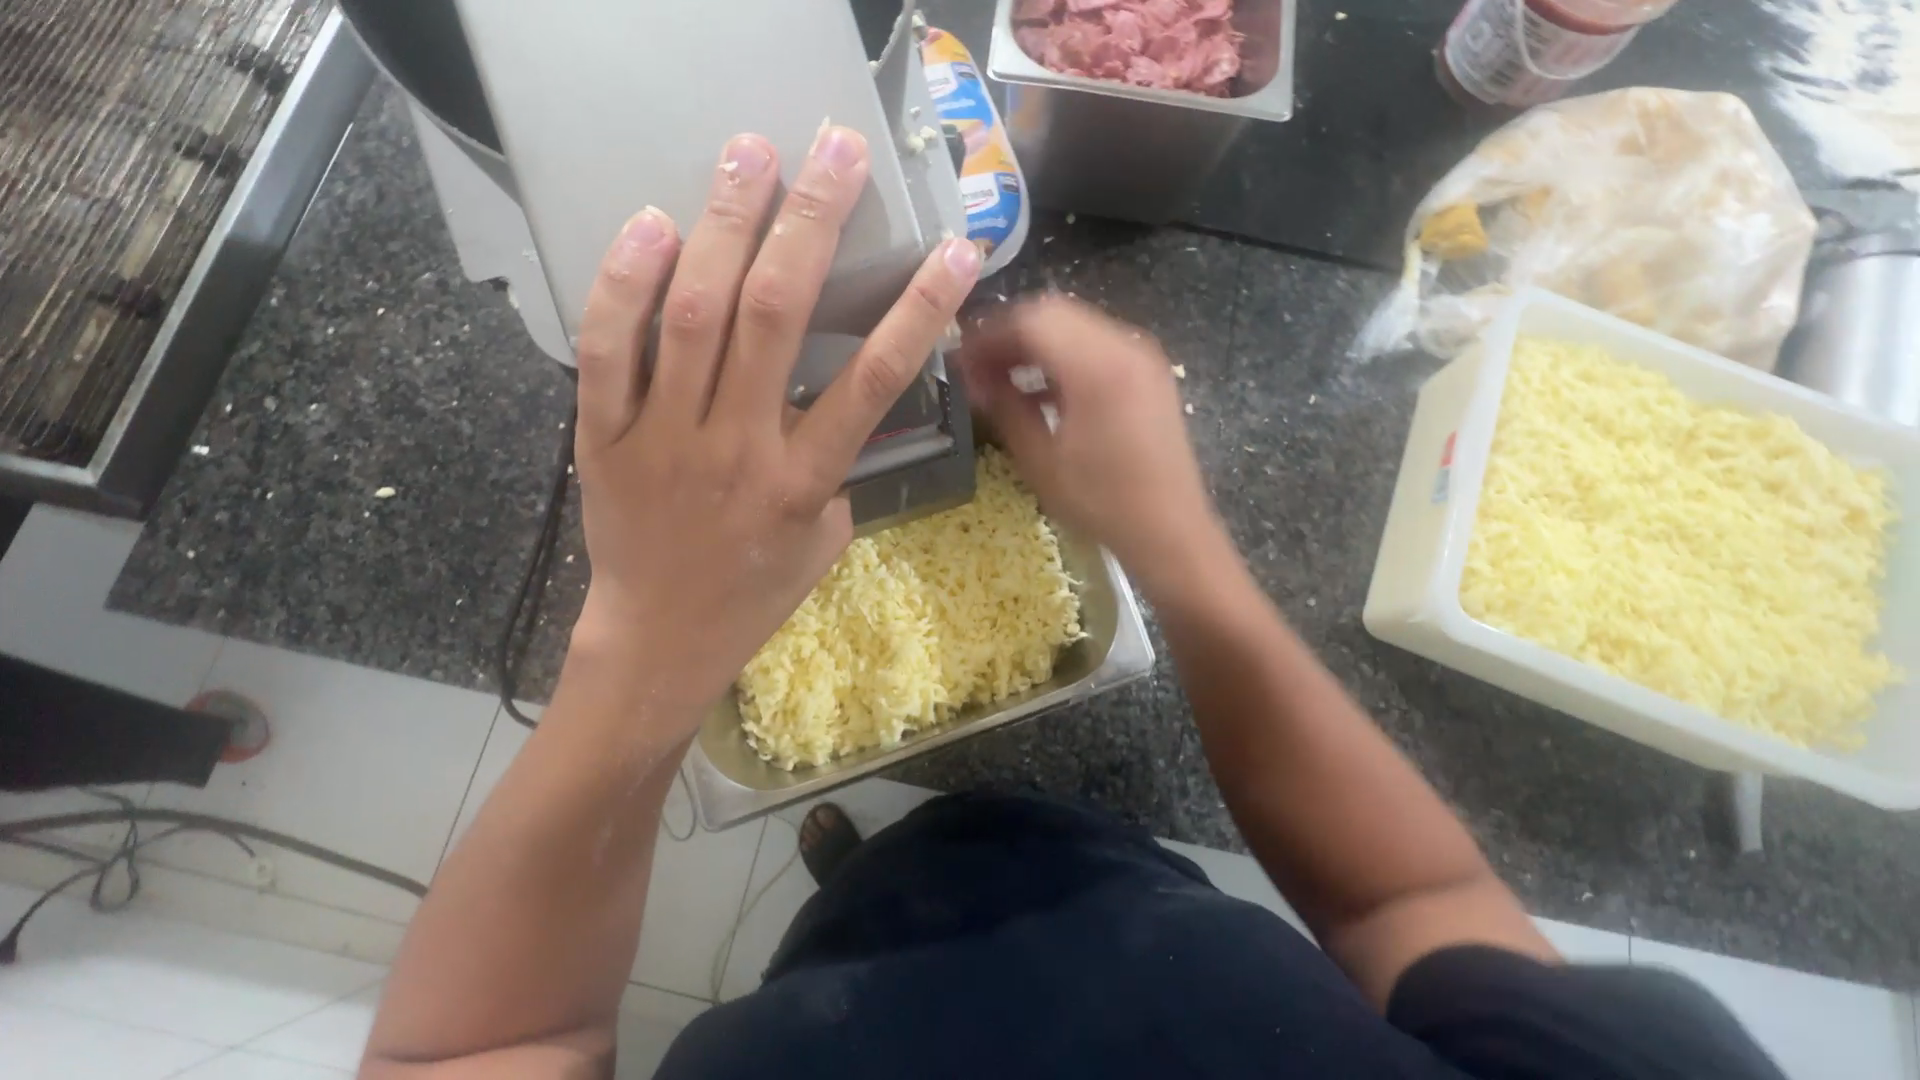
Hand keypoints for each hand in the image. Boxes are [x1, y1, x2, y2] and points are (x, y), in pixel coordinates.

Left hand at [569, 128, 982, 725]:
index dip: (919, 309)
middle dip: (812, 222)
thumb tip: (832, 398)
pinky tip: (654, 225)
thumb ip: (836, 467)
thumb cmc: (756, 593)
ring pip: (692, 315)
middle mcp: (736, 447)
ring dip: (725, 224)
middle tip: (835, 148)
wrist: (660, 639)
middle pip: (774, 316)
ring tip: (750, 155)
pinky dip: (624, 283)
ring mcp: (663, 437)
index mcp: (803, 481)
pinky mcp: (603, 435)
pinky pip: (608, 349)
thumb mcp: (826, 541)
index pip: (871, 381)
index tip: (955, 249)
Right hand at [960, 297, 1231, 601]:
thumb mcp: (1041, 461)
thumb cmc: (1102, 502)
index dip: (987, 334)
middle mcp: (1124, 345)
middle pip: (1054, 313)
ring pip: (1076, 325)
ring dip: (1035, 344)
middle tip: (976, 367)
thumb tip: (976, 378)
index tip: (959, 359)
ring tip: (1002, 379)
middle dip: (1009, 335)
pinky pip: (1098, 345)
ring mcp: (1142, 356)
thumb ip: (1005, 408)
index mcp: (1096, 365)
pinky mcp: (1150, 373)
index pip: (1030, 319)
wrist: (1170, 531)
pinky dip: (1064, 356)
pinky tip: (1040, 390)